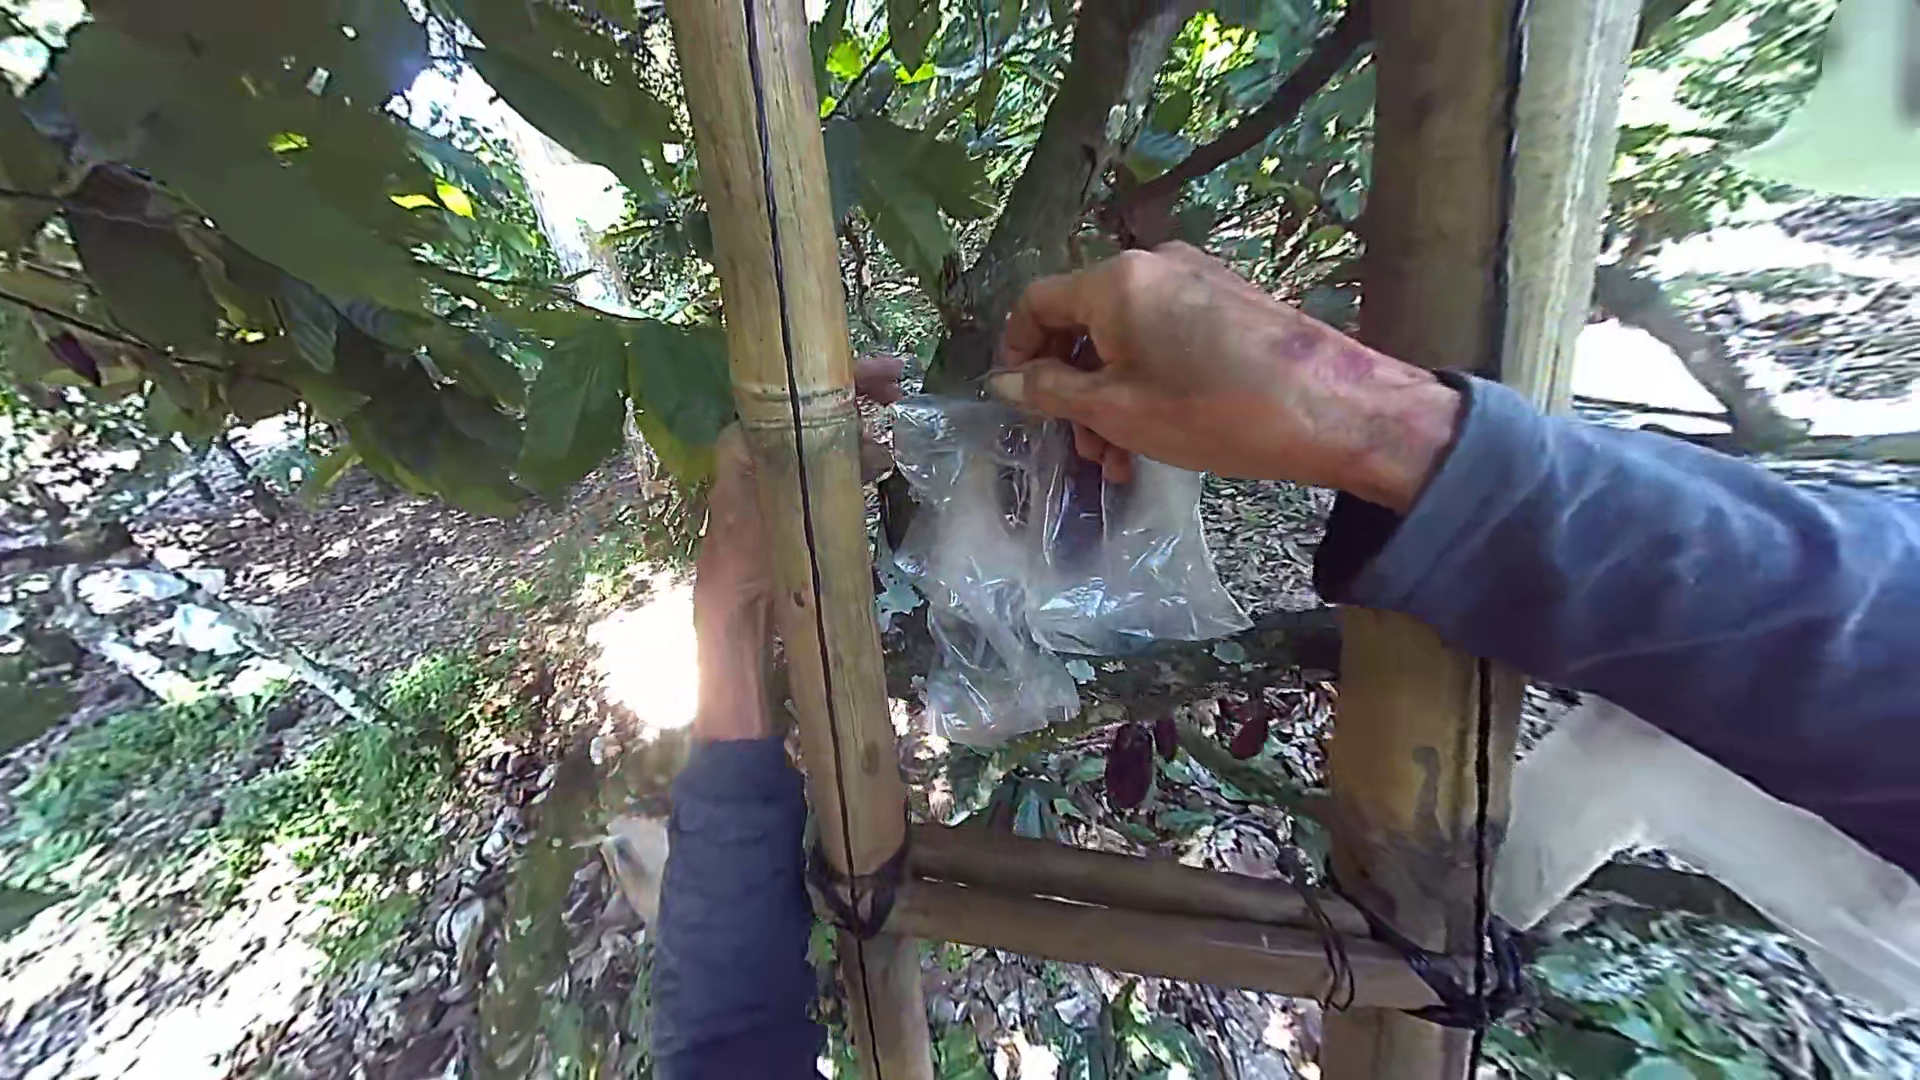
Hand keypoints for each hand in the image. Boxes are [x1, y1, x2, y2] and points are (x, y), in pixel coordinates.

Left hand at [691, 354, 904, 740]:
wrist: (740, 619)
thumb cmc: (747, 563)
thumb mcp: (765, 507)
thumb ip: (801, 465)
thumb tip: (865, 441)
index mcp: (749, 441)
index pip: (798, 391)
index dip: (845, 376)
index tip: (889, 375)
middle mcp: (765, 450)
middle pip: (815, 405)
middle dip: (857, 392)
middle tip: (899, 386)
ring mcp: (785, 474)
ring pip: (828, 433)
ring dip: (862, 425)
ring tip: (894, 429)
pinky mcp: (801, 499)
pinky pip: (832, 464)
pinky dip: (858, 458)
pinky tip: (880, 462)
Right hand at [989, 242, 1461, 511]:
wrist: (1329, 411)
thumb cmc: (1206, 410)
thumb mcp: (1112, 408)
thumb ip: (1048, 390)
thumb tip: (1001, 381)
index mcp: (1114, 281)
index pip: (1037, 302)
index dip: (1016, 349)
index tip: (1018, 397)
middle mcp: (1151, 266)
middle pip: (1080, 323)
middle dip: (1069, 388)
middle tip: (1079, 444)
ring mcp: (1192, 281)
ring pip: (1121, 339)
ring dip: (1106, 397)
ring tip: (1117, 456)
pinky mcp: (1223, 303)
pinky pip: (1160, 340)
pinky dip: (1142, 382)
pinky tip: (1151, 433)